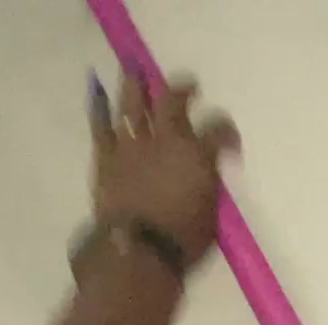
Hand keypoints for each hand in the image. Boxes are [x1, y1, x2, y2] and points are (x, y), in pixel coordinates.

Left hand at [89, 70, 239, 267]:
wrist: (138, 251)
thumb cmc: (182, 242)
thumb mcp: (210, 216)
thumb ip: (209, 187)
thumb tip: (207, 174)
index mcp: (197, 156)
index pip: (218, 130)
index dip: (227, 132)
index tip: (230, 143)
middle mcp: (166, 140)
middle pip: (173, 100)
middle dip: (183, 89)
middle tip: (189, 86)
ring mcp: (132, 144)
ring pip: (134, 101)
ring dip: (138, 83)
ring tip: (138, 70)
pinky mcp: (106, 156)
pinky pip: (100, 124)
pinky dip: (99, 106)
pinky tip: (97, 92)